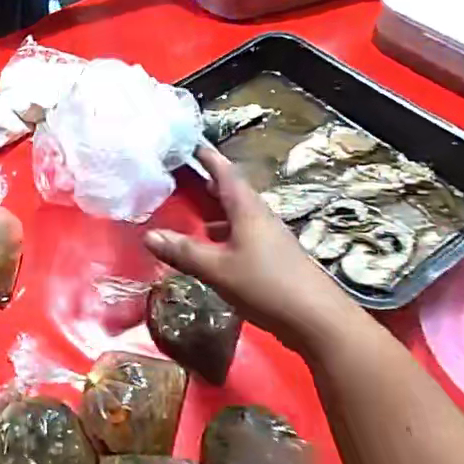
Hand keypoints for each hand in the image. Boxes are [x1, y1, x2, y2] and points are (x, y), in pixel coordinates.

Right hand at [144, 147, 360, 353]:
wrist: (314, 318)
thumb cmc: (265, 285)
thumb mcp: (218, 269)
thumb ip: (184, 252)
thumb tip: (148, 235)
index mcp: (248, 210)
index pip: (226, 173)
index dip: (208, 158)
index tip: (189, 145)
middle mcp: (260, 217)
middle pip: (233, 192)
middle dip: (210, 183)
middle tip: (184, 176)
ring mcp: (270, 237)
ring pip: (239, 215)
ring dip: (218, 211)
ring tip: (194, 211)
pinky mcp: (274, 257)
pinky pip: (244, 235)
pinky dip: (226, 234)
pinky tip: (214, 248)